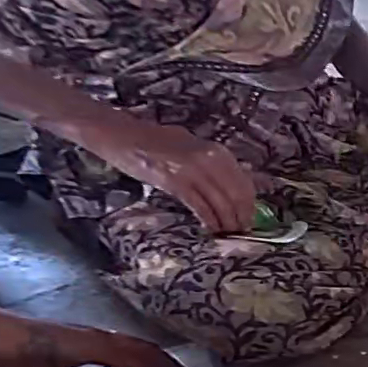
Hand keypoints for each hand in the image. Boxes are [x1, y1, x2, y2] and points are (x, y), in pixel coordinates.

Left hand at [0, 317, 189, 366]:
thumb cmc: (16, 353)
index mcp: (98, 349)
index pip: (142, 360)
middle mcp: (103, 338)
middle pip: (147, 350)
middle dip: (170, 365)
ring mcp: (95, 334)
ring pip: (138, 345)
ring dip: (157, 358)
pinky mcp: (86, 334)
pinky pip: (125, 344)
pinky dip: (141, 354)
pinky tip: (138, 363)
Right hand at [83, 118, 256, 233]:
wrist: (118, 133)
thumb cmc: (157, 144)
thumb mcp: (196, 151)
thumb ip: (217, 168)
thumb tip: (237, 192)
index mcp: (219, 153)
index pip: (245, 186)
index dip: (249, 206)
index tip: (249, 219)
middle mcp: (211, 160)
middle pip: (236, 197)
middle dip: (241, 217)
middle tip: (240, 230)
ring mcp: (193, 170)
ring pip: (220, 204)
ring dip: (226, 222)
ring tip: (226, 233)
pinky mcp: (175, 180)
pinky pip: (200, 206)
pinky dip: (208, 220)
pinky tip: (210, 228)